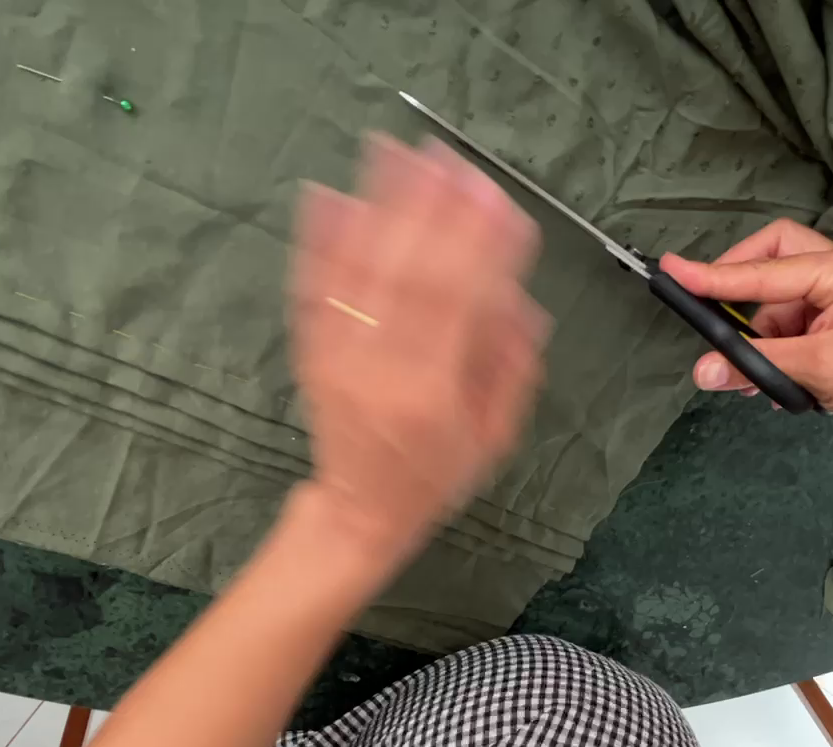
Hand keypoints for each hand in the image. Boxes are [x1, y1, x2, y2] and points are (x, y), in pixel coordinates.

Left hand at [287, 134, 546, 561]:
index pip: (460, 304)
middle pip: (408, 275)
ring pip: (358, 272)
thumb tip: (522, 303)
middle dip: (432, 210)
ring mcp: (337, 358)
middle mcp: (381, 369)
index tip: (498, 196)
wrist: (359, 512)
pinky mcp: (310, 354)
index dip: (480, 246)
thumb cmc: (435, 479)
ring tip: (393, 148)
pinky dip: (318, 242)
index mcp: (432, 394)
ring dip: (377, 206)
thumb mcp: (492, 441)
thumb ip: (510, 374)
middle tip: (450, 156)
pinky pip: (311, 293)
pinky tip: (326, 195)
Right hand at [659, 220, 832, 445]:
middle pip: (773, 263)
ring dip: (762, 340)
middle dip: (741, 293)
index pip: (764, 268)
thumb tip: (701, 371)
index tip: (671, 270)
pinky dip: (780, 353)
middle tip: (714, 318)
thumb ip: (756, 365)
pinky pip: (796, 329)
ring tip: (758, 382)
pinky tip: (778, 386)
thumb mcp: (819, 369)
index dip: (714, 275)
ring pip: (781, 305)